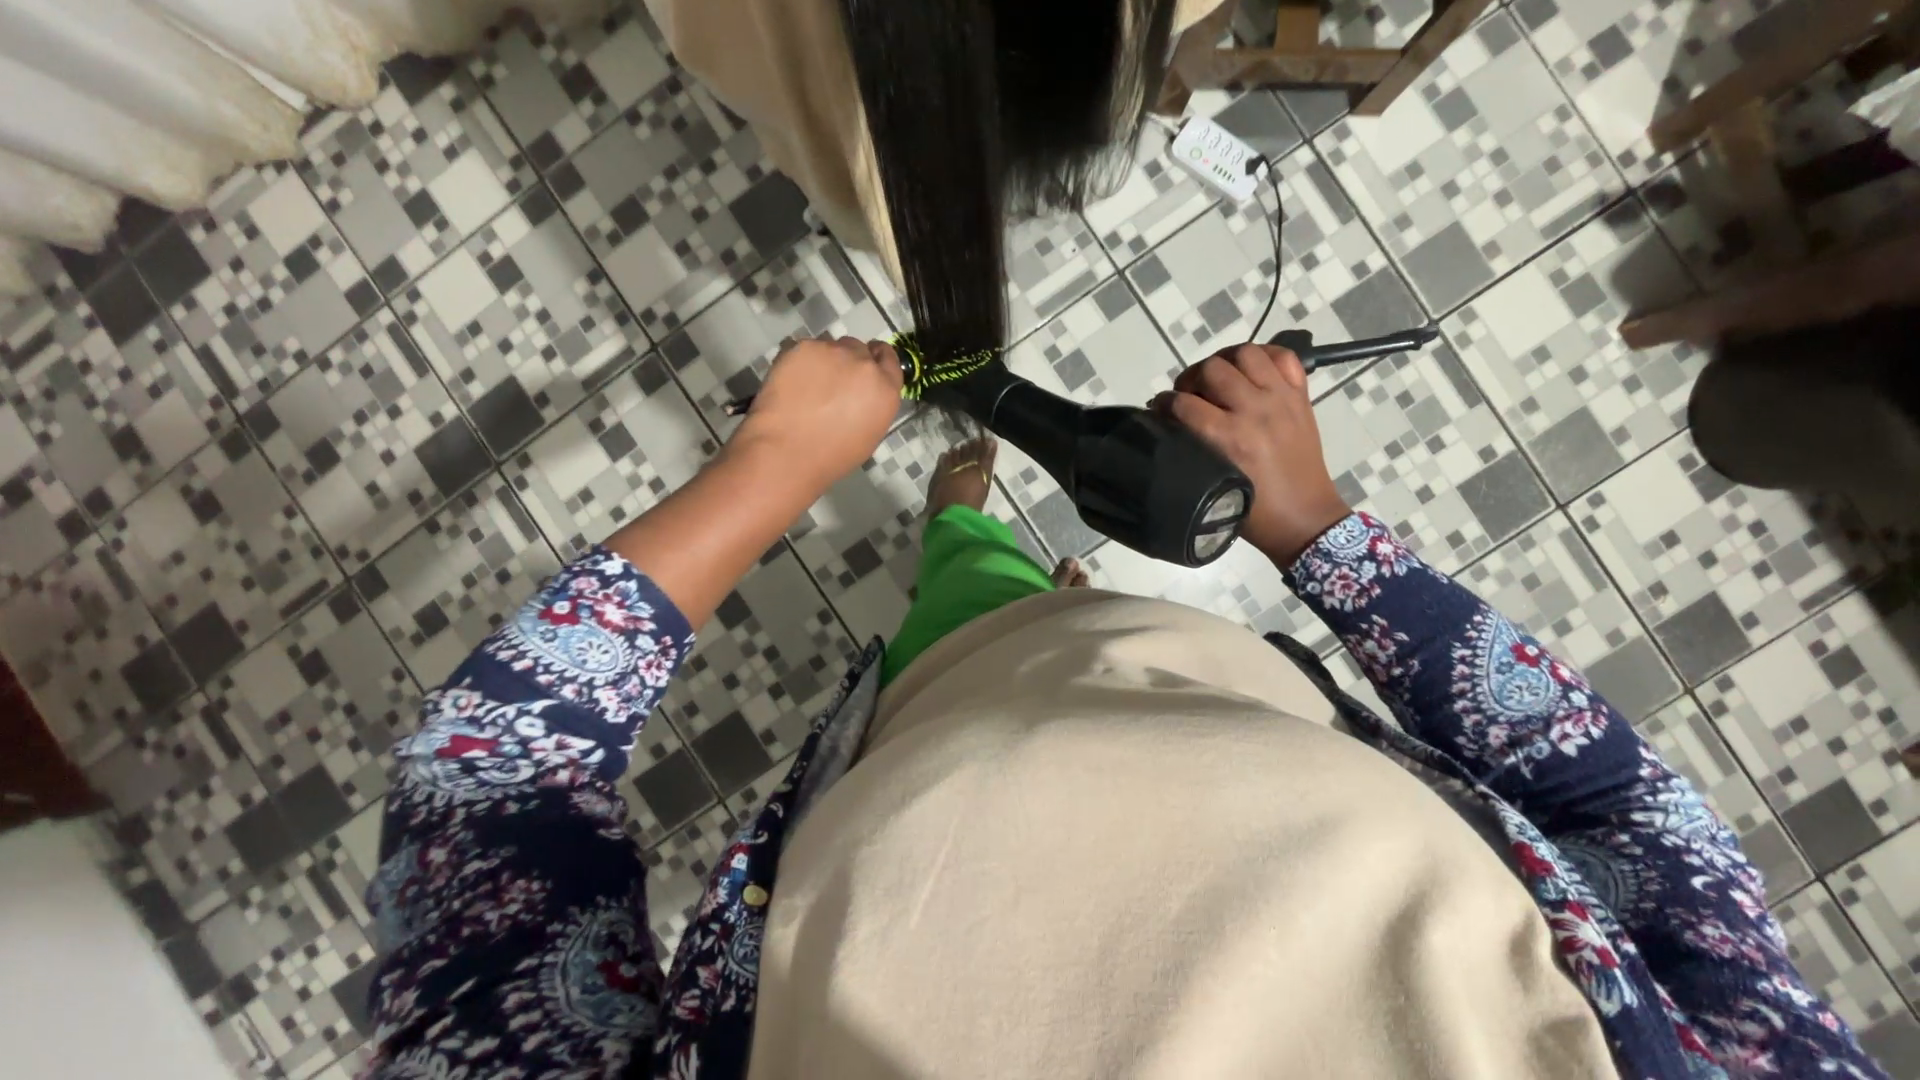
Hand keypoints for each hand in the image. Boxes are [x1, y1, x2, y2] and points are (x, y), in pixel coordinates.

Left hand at [731, 336, 902, 484]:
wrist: (788, 451)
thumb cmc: (831, 456)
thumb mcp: (869, 434)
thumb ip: (873, 404)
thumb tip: (862, 394)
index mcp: (885, 389)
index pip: (889, 358)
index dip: (877, 359)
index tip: (867, 364)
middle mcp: (864, 364)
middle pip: (859, 350)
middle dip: (848, 362)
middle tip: (831, 382)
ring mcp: (834, 352)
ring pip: (831, 347)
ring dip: (825, 360)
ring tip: (807, 384)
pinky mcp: (804, 347)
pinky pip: (806, 350)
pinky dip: (800, 362)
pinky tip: (791, 382)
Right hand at [1155, 344, 1349, 565]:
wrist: (1305, 518)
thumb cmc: (1253, 513)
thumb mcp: (1212, 484)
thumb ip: (1191, 450)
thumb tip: (1169, 423)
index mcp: (1229, 438)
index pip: (1183, 403)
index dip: (1163, 403)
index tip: (1159, 409)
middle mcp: (1255, 411)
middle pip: (1211, 369)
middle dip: (1190, 379)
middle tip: (1189, 395)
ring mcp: (1281, 399)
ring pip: (1245, 353)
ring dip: (1224, 361)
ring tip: (1218, 378)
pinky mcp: (1300, 397)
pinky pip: (1283, 357)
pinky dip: (1264, 356)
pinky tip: (1251, 371)